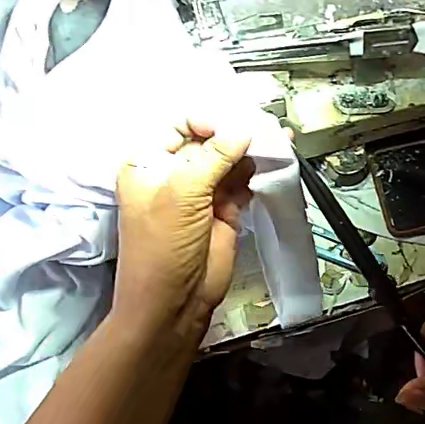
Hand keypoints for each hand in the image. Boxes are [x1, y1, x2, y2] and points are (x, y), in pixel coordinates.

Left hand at [114, 119, 254, 339]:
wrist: (174, 302)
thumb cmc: (160, 248)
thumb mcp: (181, 195)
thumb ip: (213, 158)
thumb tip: (241, 129)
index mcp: (148, 164)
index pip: (177, 125)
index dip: (205, 121)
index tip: (232, 123)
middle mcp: (173, 174)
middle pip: (208, 141)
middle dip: (234, 131)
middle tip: (263, 121)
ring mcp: (200, 193)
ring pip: (228, 160)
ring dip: (250, 148)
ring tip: (277, 135)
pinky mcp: (223, 210)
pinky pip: (241, 182)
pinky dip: (257, 170)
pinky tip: (275, 158)